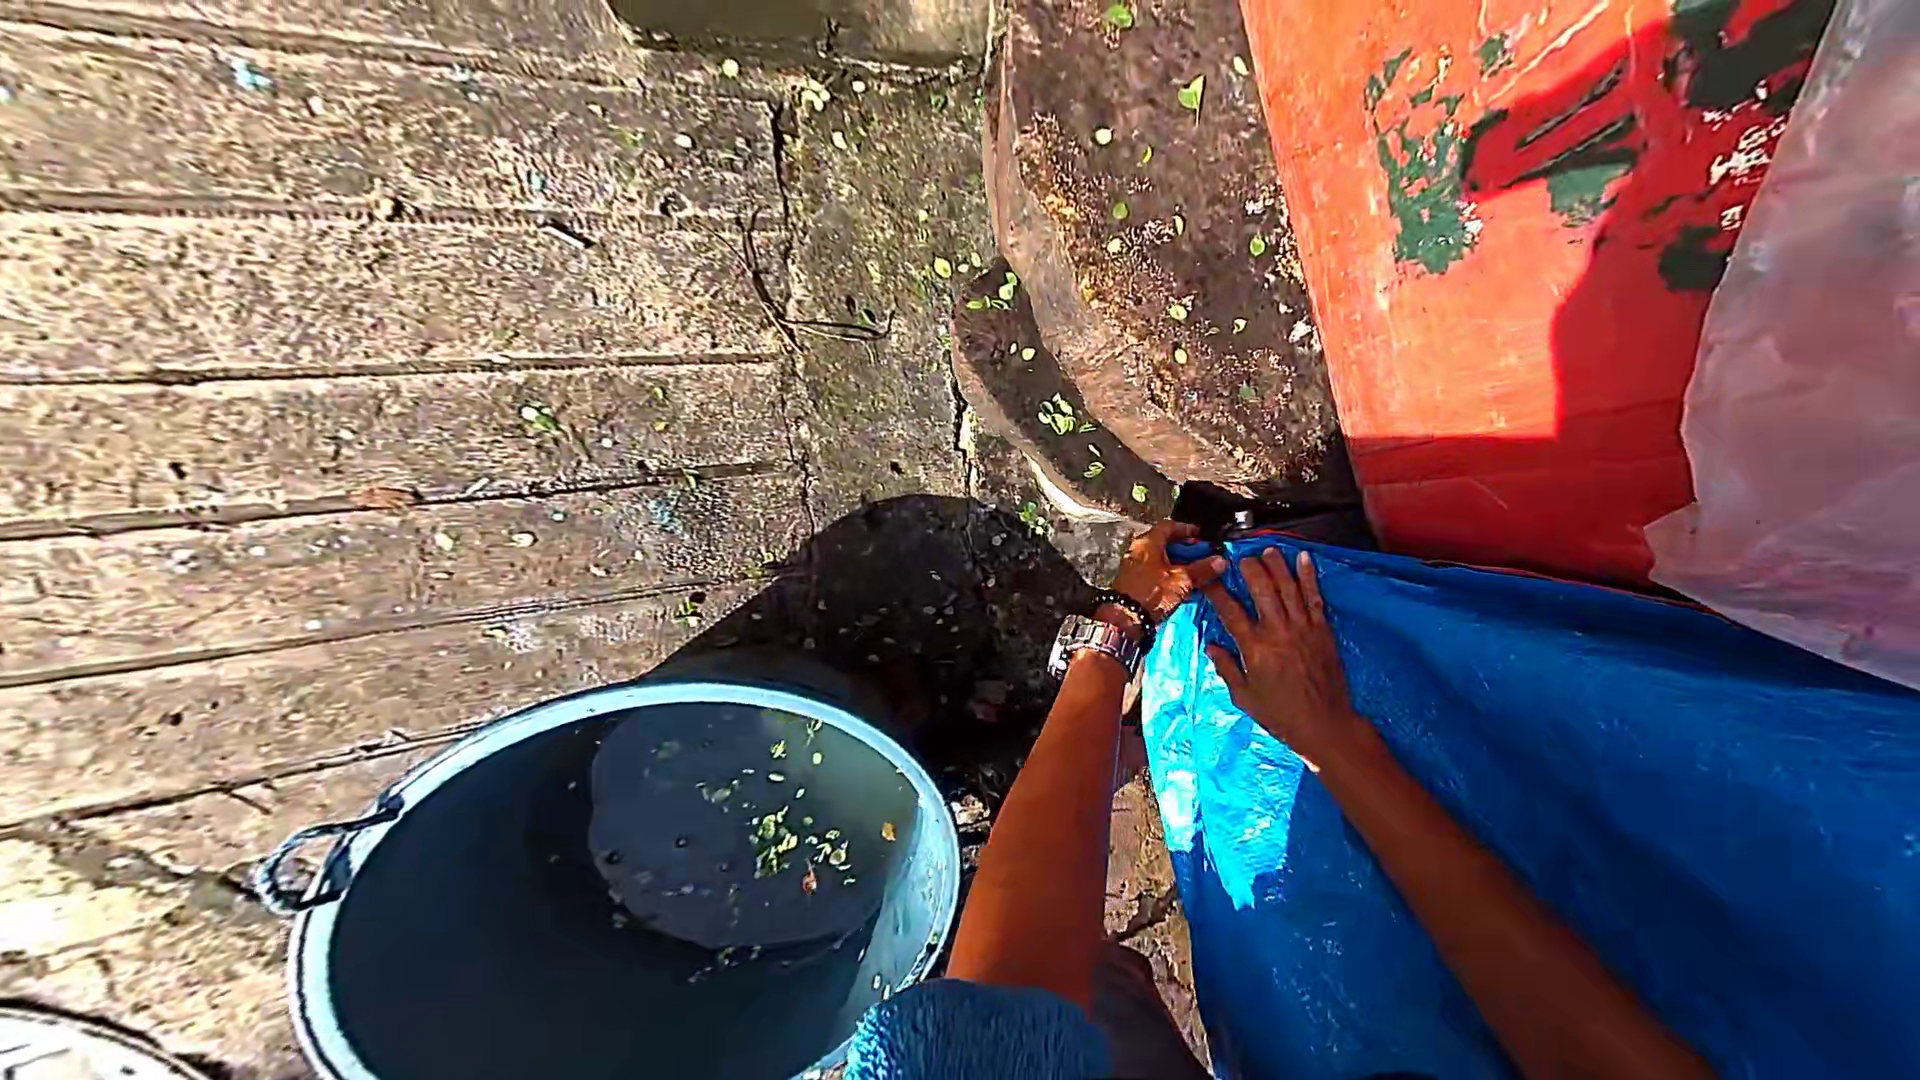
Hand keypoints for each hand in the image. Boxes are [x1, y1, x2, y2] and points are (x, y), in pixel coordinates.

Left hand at [1106, 521, 1227, 637]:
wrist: (1125, 617)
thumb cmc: (1150, 593)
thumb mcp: (1182, 580)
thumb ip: (1202, 569)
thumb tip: (1219, 561)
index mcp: (1148, 542)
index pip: (1169, 526)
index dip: (1187, 529)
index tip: (1200, 536)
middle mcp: (1138, 550)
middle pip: (1164, 542)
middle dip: (1184, 548)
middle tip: (1201, 555)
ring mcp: (1134, 565)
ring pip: (1159, 558)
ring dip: (1177, 562)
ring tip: (1194, 571)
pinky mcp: (1133, 581)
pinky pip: (1154, 571)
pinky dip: (1168, 574)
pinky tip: (1180, 584)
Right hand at [1204, 549, 1369, 762]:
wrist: (1325, 724)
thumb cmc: (1280, 714)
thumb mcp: (1243, 696)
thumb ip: (1225, 667)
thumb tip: (1212, 646)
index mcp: (1254, 648)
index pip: (1230, 610)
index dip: (1216, 590)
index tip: (1208, 577)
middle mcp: (1278, 632)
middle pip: (1262, 589)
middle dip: (1250, 569)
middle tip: (1240, 558)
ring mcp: (1303, 628)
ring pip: (1288, 587)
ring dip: (1277, 565)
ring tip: (1267, 550)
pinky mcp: (1322, 630)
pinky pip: (1314, 596)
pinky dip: (1309, 576)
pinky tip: (1304, 558)